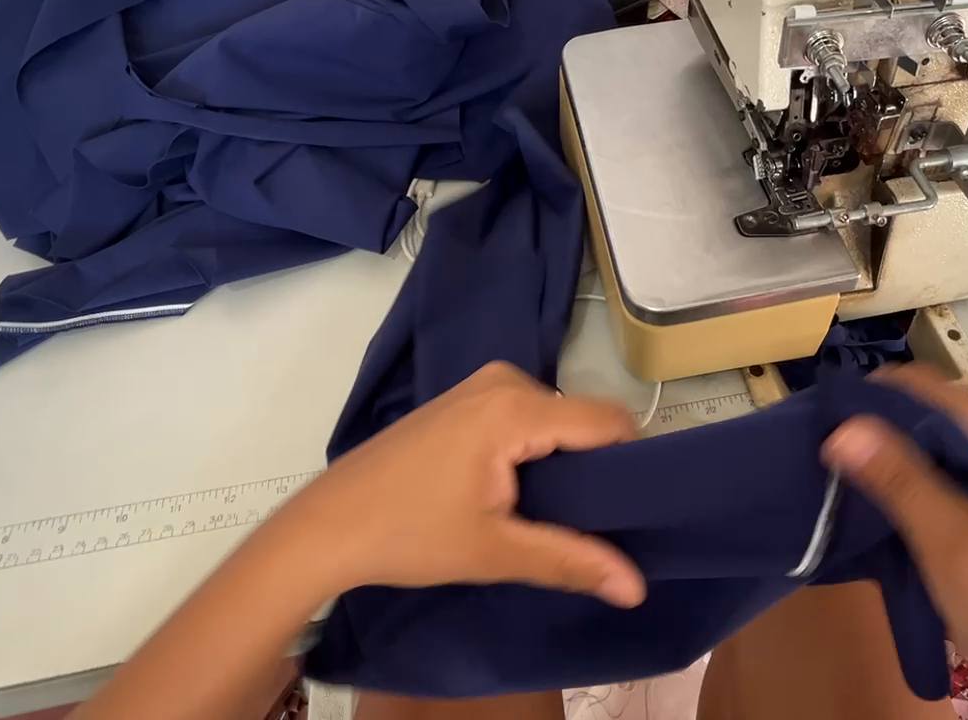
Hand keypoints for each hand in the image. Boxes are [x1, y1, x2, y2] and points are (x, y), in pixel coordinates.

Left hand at [277, 361, 647, 607]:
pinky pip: (526, 412)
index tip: (633, 507)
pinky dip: (535, 445)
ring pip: (554, 415)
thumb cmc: (411, 534)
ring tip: (548, 508)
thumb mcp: (495, 551)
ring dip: (561, 458)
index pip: (606, 419)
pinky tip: (515, 487)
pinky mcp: (467, 396)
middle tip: (586, 519)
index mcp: (515, 407)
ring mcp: (482, 383)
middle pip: (581, 416)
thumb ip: (571, 560)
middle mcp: (505, 379)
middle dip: (592, 465)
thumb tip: (637, 589)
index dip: (629, 461)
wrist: (330, 522)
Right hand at [821, 364, 967, 719]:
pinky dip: (903, 472)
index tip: (825, 421)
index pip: (935, 392)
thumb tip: (839, 426)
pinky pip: (936, 462)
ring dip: (887, 450)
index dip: (878, 402)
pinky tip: (872, 486)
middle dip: (880, 426)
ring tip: (839, 464)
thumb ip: (898, 478)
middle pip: (931, 410)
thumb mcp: (950, 543)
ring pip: (928, 436)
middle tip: (827, 447)